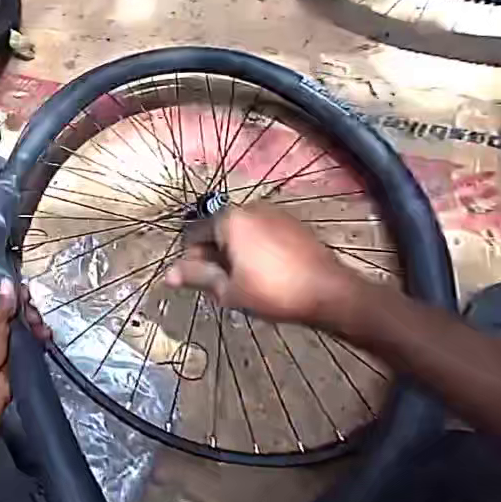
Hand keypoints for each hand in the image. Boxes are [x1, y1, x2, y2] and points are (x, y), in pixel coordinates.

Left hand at [0, 277, 50, 413]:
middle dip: (27, 310)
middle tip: (33, 315)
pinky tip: (45, 337)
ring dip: (35, 324)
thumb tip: (6, 282)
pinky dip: (38, 338)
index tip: (26, 293)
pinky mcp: (17, 356)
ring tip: (41, 329)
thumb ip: (2, 303)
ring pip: (25, 326)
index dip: (13, 294)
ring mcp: (5, 343)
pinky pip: (30, 341)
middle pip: (15, 311)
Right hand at [164, 205, 364, 326]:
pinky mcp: (293, 223)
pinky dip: (257, 249)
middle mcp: (248, 208)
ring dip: (236, 253)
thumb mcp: (229, 290)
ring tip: (247, 281)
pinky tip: (268, 273)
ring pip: (241, 233)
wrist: (332, 293)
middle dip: (216, 257)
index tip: (202, 283)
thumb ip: (196, 277)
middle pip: (218, 232)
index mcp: (228, 219)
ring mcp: (273, 213)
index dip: (192, 260)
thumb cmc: (274, 291)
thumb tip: (168, 275)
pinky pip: (263, 233)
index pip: (193, 235)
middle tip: (225, 285)